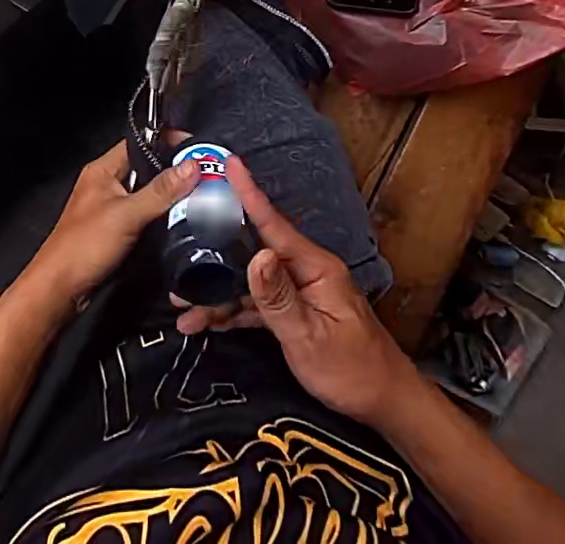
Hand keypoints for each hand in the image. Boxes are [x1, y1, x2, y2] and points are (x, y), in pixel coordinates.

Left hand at [25, 142, 198, 303]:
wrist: (59, 290)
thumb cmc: (83, 246)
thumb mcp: (127, 214)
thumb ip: (161, 190)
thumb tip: (192, 166)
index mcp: (103, 170)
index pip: (140, 141)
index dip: (167, 140)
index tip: (195, 147)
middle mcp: (107, 184)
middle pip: (148, 168)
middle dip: (174, 171)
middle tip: (204, 176)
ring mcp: (112, 208)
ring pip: (149, 194)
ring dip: (170, 197)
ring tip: (199, 197)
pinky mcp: (118, 230)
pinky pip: (146, 215)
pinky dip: (162, 217)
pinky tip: (180, 222)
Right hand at [175, 157, 420, 425]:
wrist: (385, 401)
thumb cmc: (353, 371)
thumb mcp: (310, 337)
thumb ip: (279, 297)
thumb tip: (256, 255)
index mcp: (314, 266)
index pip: (274, 223)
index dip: (249, 193)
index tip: (230, 163)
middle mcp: (305, 270)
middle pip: (252, 251)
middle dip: (215, 254)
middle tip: (180, 260)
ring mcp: (298, 289)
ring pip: (249, 281)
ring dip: (218, 293)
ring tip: (184, 307)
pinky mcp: (293, 310)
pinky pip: (256, 302)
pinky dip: (232, 310)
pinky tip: (207, 320)